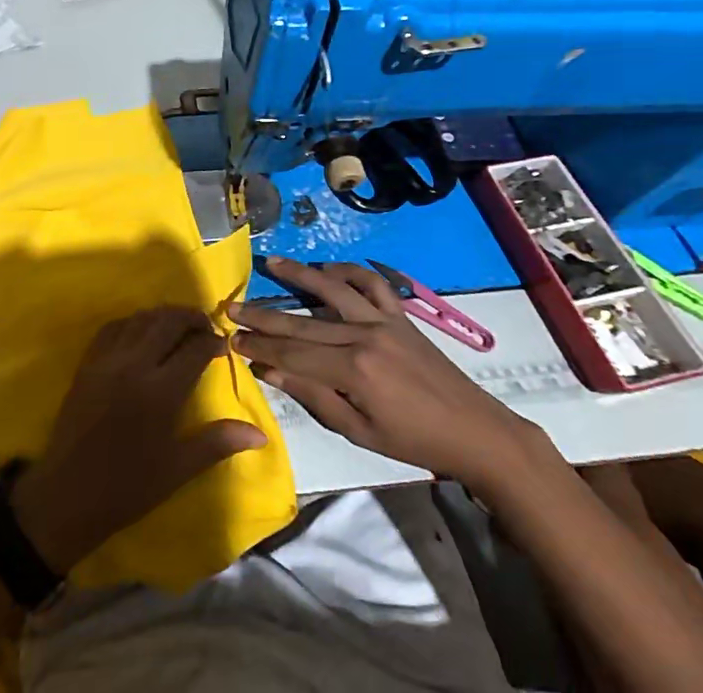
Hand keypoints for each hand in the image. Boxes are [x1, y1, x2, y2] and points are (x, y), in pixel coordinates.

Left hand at [11, 307, 266, 571]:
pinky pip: (112, 328)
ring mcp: (107, 362)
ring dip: (164, 317)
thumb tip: (261, 435)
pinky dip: (133, 323)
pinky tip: (142, 334)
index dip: (214, 342)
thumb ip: (219, 442)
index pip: (196, 348)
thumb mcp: (178, 468)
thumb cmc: (127, 487)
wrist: (65, 498)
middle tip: (205, 329)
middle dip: (192, 318)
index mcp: (161, 392)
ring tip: (178, 328)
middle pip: (168, 322)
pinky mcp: (87, 366)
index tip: (224, 347)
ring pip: (140, 319)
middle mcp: (134, 367)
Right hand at [230, 258, 548, 489]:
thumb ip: (313, 396)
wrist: (471, 428)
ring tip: (271, 262)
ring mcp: (385, 320)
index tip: (231, 339)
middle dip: (264, 317)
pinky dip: (349, 271)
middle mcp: (365, 336)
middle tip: (232, 307)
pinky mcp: (401, 314)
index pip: (293, 356)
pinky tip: (328, 269)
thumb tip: (270, 372)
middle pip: (304, 325)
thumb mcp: (357, 431)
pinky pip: (372, 283)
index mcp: (353, 371)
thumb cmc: (412, 441)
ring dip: (300, 275)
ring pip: (333, 290)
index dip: (260, 348)